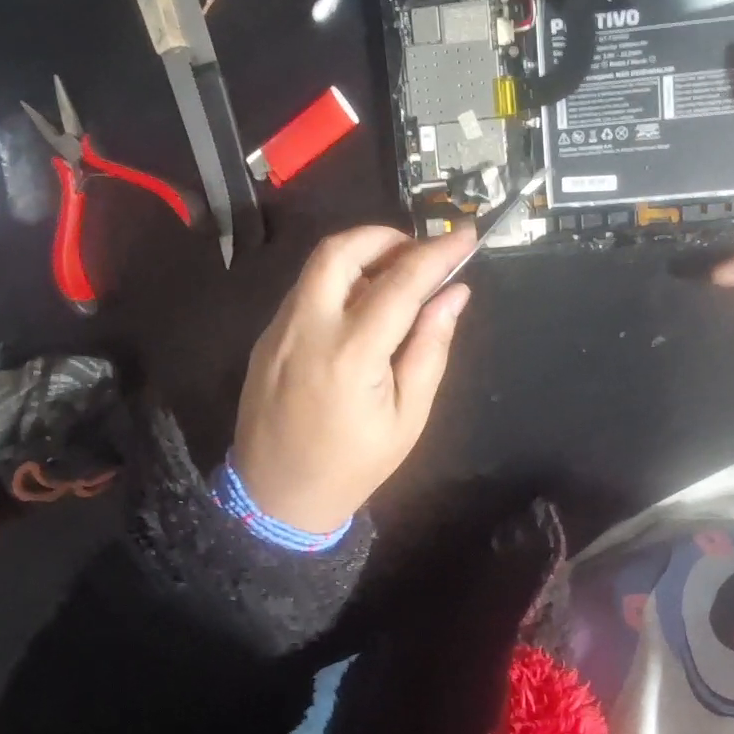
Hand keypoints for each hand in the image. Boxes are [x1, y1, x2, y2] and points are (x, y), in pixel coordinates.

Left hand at [233, 225, 476, 533]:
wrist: (276, 498)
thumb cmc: (353, 465)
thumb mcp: (408, 416)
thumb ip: (430, 347)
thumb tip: (454, 294)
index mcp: (350, 354)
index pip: (400, 283)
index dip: (437, 254)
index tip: (466, 235)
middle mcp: (308, 328)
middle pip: (340, 250)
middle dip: (384, 236)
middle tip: (418, 253)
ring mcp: (280, 330)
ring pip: (318, 267)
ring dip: (360, 257)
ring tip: (396, 280)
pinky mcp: (267, 337)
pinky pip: (305, 291)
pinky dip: (338, 282)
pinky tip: (362, 308)